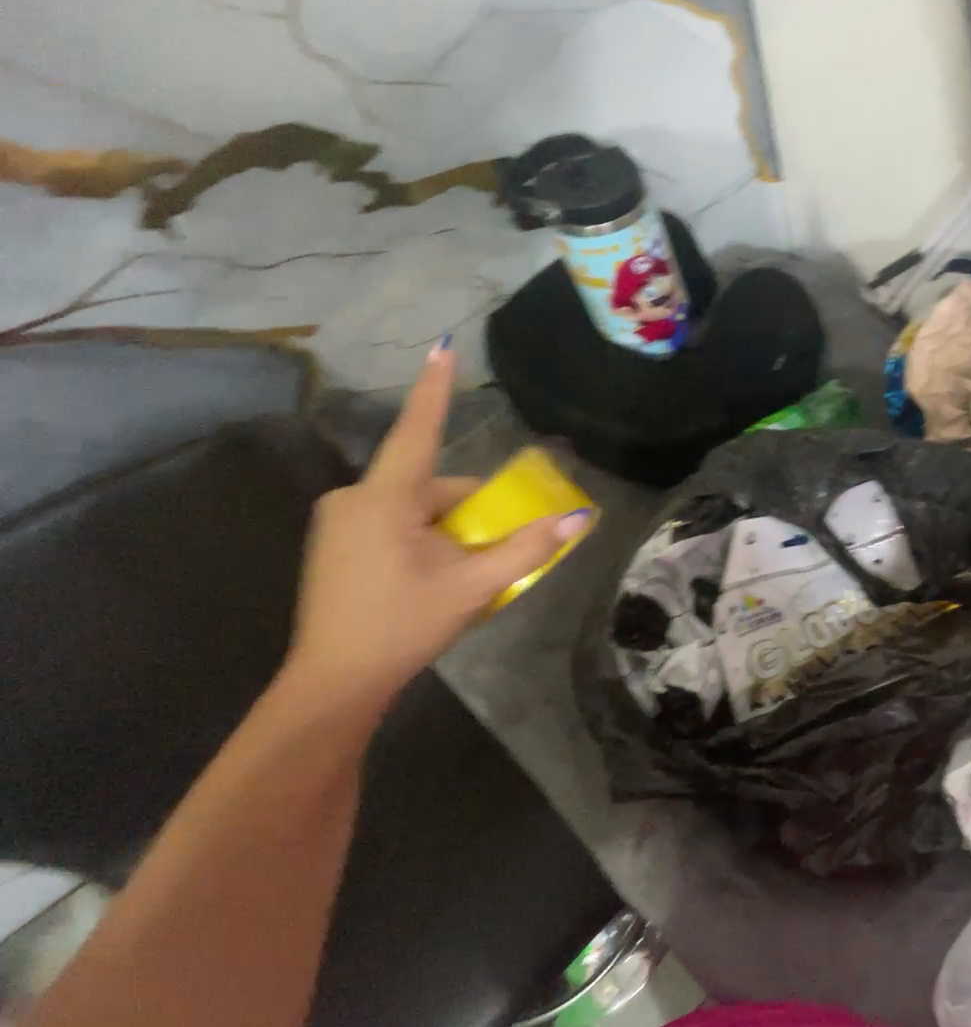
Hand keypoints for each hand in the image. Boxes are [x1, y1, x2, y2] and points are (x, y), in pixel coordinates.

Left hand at [282, 344, 590, 704]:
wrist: (334, 682)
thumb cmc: (401, 625)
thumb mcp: (474, 587)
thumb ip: (528, 548)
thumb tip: (579, 519)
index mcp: (382, 500)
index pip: (418, 432)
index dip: (436, 389)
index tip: (442, 345)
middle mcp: (354, 499)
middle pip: (433, 487)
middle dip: (470, 515)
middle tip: (486, 561)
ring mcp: (341, 522)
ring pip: (418, 509)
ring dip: (451, 533)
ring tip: (461, 580)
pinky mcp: (337, 545)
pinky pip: (396, 525)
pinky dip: (428, 542)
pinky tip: (433, 582)